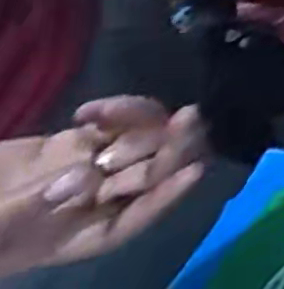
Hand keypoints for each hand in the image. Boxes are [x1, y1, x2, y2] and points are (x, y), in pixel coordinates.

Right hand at [0, 100, 206, 276]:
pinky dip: (118, 110)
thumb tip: (80, 177)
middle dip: (179, 143)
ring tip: (111, 110)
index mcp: (81, 234)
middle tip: (188, 116)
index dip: (167, 195)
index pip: (135, 217)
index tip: (194, 171)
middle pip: (157, 170)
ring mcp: (99, 166)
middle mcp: (101, 198)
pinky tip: (86, 110)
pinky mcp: (87, 142)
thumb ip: (28, 210)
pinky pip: (122, 121)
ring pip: (150, 138)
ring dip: (147, 118)